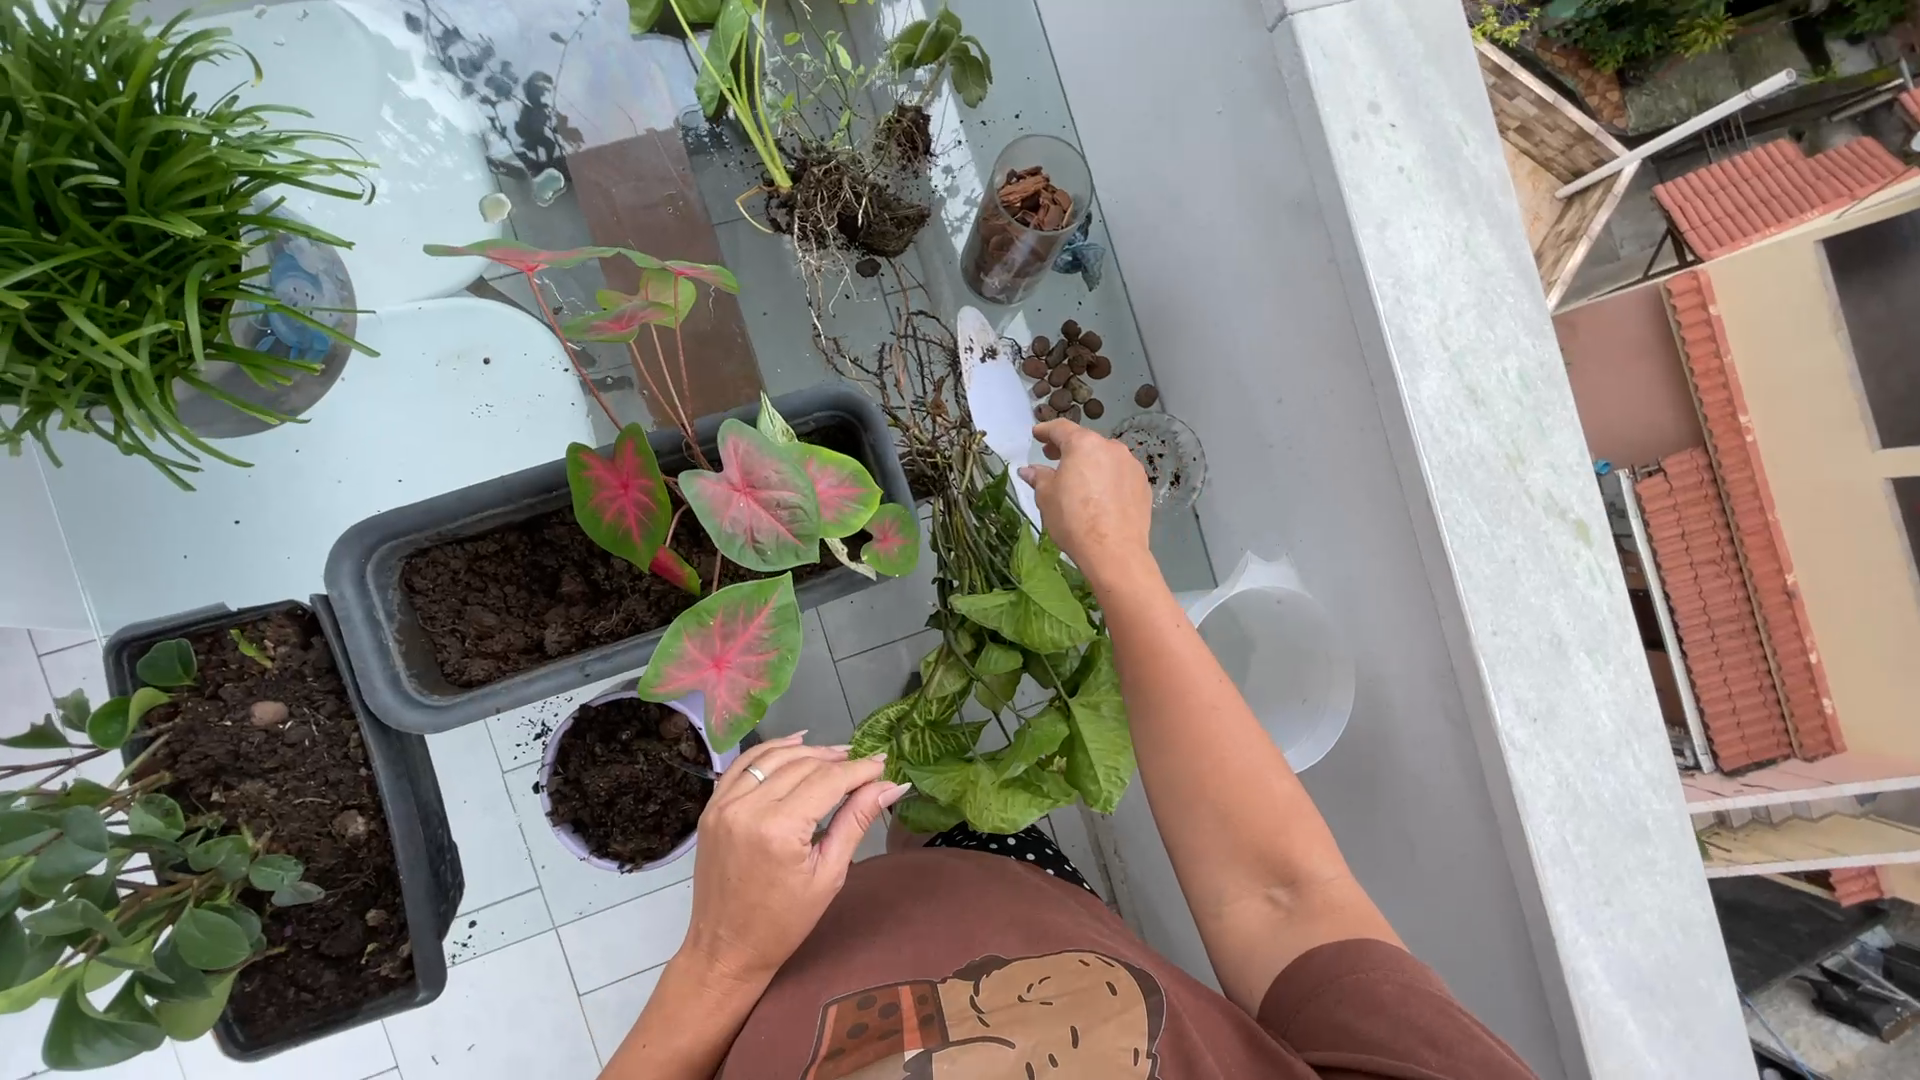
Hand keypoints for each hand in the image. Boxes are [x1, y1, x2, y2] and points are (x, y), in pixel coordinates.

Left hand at [678, 733, 910, 984]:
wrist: (724, 950)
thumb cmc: (783, 923)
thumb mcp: (829, 875)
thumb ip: (856, 821)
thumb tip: (891, 786)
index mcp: (779, 830)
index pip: (828, 781)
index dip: (859, 769)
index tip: (883, 764)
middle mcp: (748, 808)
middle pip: (803, 765)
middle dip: (838, 760)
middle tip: (865, 763)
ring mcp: (724, 805)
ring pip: (773, 757)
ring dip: (808, 751)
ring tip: (837, 753)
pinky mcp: (712, 808)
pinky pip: (744, 765)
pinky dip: (771, 750)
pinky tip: (795, 745)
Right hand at [1019, 420, 1152, 591]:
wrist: (1114, 551)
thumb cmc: (1074, 520)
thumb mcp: (1047, 497)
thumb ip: (1039, 477)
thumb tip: (1029, 470)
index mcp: (1084, 444)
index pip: (1061, 428)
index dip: (1046, 430)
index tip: (1038, 434)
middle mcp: (1111, 448)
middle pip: (1086, 442)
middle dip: (1068, 448)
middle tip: (1053, 456)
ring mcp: (1131, 465)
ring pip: (1105, 458)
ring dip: (1090, 463)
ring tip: (1078, 479)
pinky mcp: (1143, 485)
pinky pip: (1120, 475)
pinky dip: (1107, 478)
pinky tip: (1100, 496)